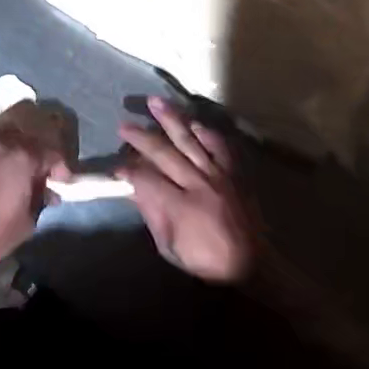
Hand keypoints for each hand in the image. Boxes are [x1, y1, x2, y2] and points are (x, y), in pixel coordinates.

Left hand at [0, 104, 62, 266]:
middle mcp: (3, 144)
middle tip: (40, 176)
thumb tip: (47, 191)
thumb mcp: (27, 224)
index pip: (52, 154)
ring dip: (12, 139)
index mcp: (24, 158)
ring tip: (14, 156)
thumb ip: (39, 201)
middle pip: (29, 138)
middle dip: (39, 155)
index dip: (61, 168)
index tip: (61, 183)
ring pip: (1, 127)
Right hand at [118, 96, 254, 282]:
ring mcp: (218, 175)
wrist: (252, 266)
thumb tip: (135, 189)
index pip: (145, 178)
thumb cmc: (205, 262)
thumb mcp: (169, 247)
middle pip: (164, 152)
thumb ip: (153, 214)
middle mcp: (198, 184)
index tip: (116, 167)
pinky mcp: (234, 173)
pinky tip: (192, 122)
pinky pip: (218, 145)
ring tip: (154, 102)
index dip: (127, 170)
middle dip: (140, 137)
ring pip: (190, 140)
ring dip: (170, 119)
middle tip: (123, 126)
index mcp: (179, 205)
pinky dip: (204, 131)